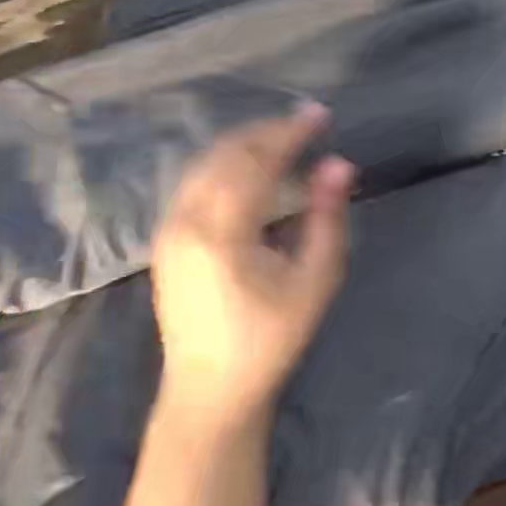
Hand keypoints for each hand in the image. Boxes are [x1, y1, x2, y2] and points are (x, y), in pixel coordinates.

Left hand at [149, 105, 354, 425]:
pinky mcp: (166, 242)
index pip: (254, 161)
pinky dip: (227, 163)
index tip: (320, 115)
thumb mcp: (315, 278)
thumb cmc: (272, 336)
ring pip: (204, 165)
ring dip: (245, 144)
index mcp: (221, 232)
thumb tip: (338, 164)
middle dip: (267, 131)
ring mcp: (168, 232)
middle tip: (308, 120)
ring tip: (286, 137)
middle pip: (223, 155)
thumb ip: (327, 217)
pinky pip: (195, 183)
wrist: (209, 390)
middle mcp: (184, 223)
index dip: (288, 133)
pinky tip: (254, 168)